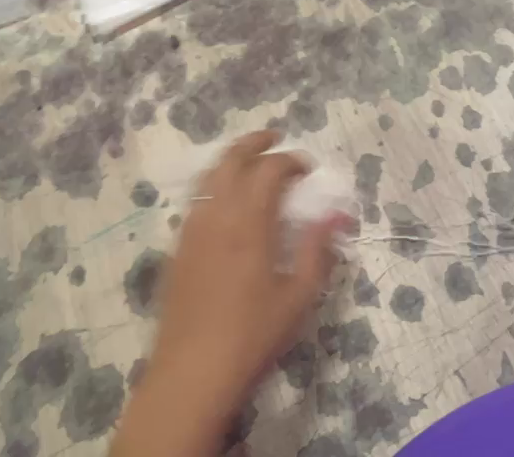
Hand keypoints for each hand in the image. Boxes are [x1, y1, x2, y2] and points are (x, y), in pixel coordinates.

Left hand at [116, 131, 348, 455]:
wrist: (191, 374)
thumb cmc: (253, 335)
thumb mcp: (299, 296)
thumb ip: (319, 249)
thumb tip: (336, 214)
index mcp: (250, 221)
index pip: (270, 169)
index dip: (292, 160)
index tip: (308, 169)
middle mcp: (217, 214)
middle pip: (231, 158)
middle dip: (255, 142)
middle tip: (275, 139)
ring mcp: (191, 229)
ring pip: (208, 176)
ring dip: (231, 160)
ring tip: (250, 162)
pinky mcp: (177, 248)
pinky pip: (196, 200)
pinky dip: (214, 185)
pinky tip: (226, 202)